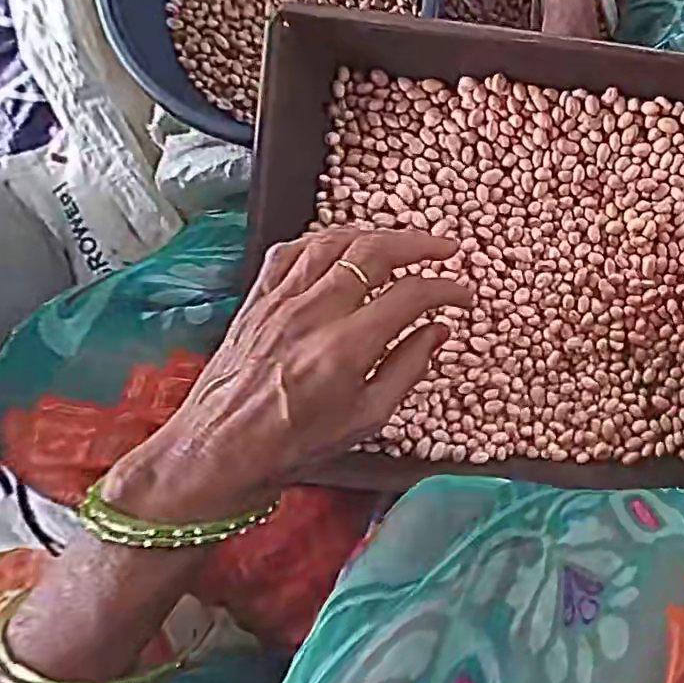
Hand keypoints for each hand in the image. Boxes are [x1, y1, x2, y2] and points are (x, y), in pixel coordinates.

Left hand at [101, 228, 472, 523]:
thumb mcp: (367, 417)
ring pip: (334, 241)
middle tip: (445, 248)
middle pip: (374, 251)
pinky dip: (324, 239)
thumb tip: (438, 330)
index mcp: (346, 347)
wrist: (221, 448)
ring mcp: (281, 300)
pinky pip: (292, 251)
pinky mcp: (258, 298)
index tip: (463, 294)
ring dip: (376, 234)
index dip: (446, 288)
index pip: (410, 295)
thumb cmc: (297, 442)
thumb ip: (408, 367)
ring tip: (401, 242)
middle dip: (419, 244)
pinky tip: (341, 245)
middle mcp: (313, 312)